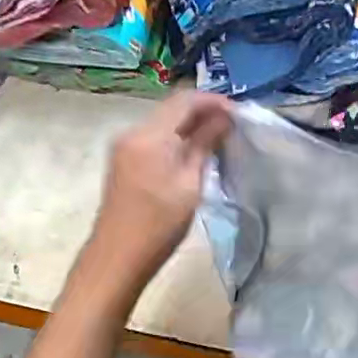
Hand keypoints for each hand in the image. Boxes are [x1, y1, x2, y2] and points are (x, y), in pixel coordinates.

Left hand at [87, 92, 233, 288]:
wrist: (118, 257)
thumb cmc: (159, 225)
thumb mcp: (190, 185)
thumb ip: (204, 146)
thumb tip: (223, 119)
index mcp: (149, 135)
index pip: (185, 100)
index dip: (214, 101)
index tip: (239, 113)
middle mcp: (132, 132)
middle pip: (172, 109)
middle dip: (203, 112)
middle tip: (233, 126)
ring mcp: (124, 147)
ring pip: (163, 124)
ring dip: (190, 126)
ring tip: (218, 139)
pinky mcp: (123, 161)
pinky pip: (154, 139)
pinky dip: (175, 140)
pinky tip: (193, 153)